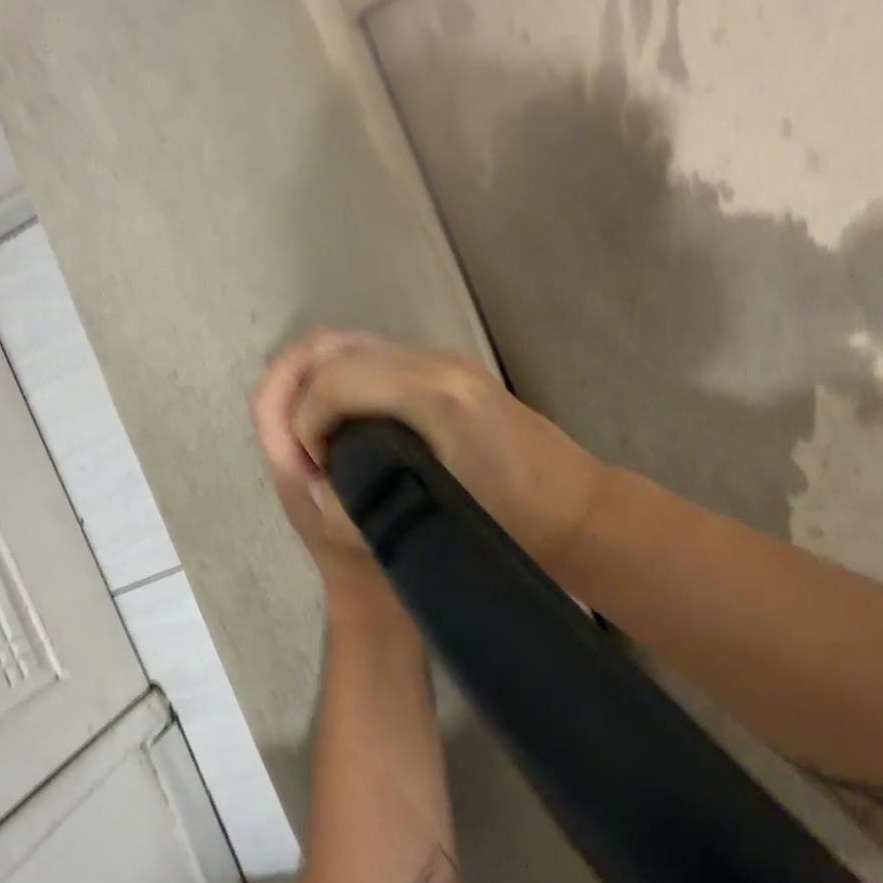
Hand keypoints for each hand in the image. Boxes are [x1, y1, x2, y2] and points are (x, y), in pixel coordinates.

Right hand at [251, 329, 608, 577]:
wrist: (577, 510)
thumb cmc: (510, 527)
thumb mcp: (426, 525)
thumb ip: (356, 509)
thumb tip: (312, 487)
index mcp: (436, 397)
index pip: (335, 382)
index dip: (306, 424)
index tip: (314, 468)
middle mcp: (441, 364)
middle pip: (341, 358)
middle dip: (313, 406)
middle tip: (319, 458)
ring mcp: (451, 360)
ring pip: (360, 354)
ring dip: (334, 395)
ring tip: (337, 447)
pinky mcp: (455, 368)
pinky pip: (384, 364)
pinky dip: (358, 391)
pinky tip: (364, 433)